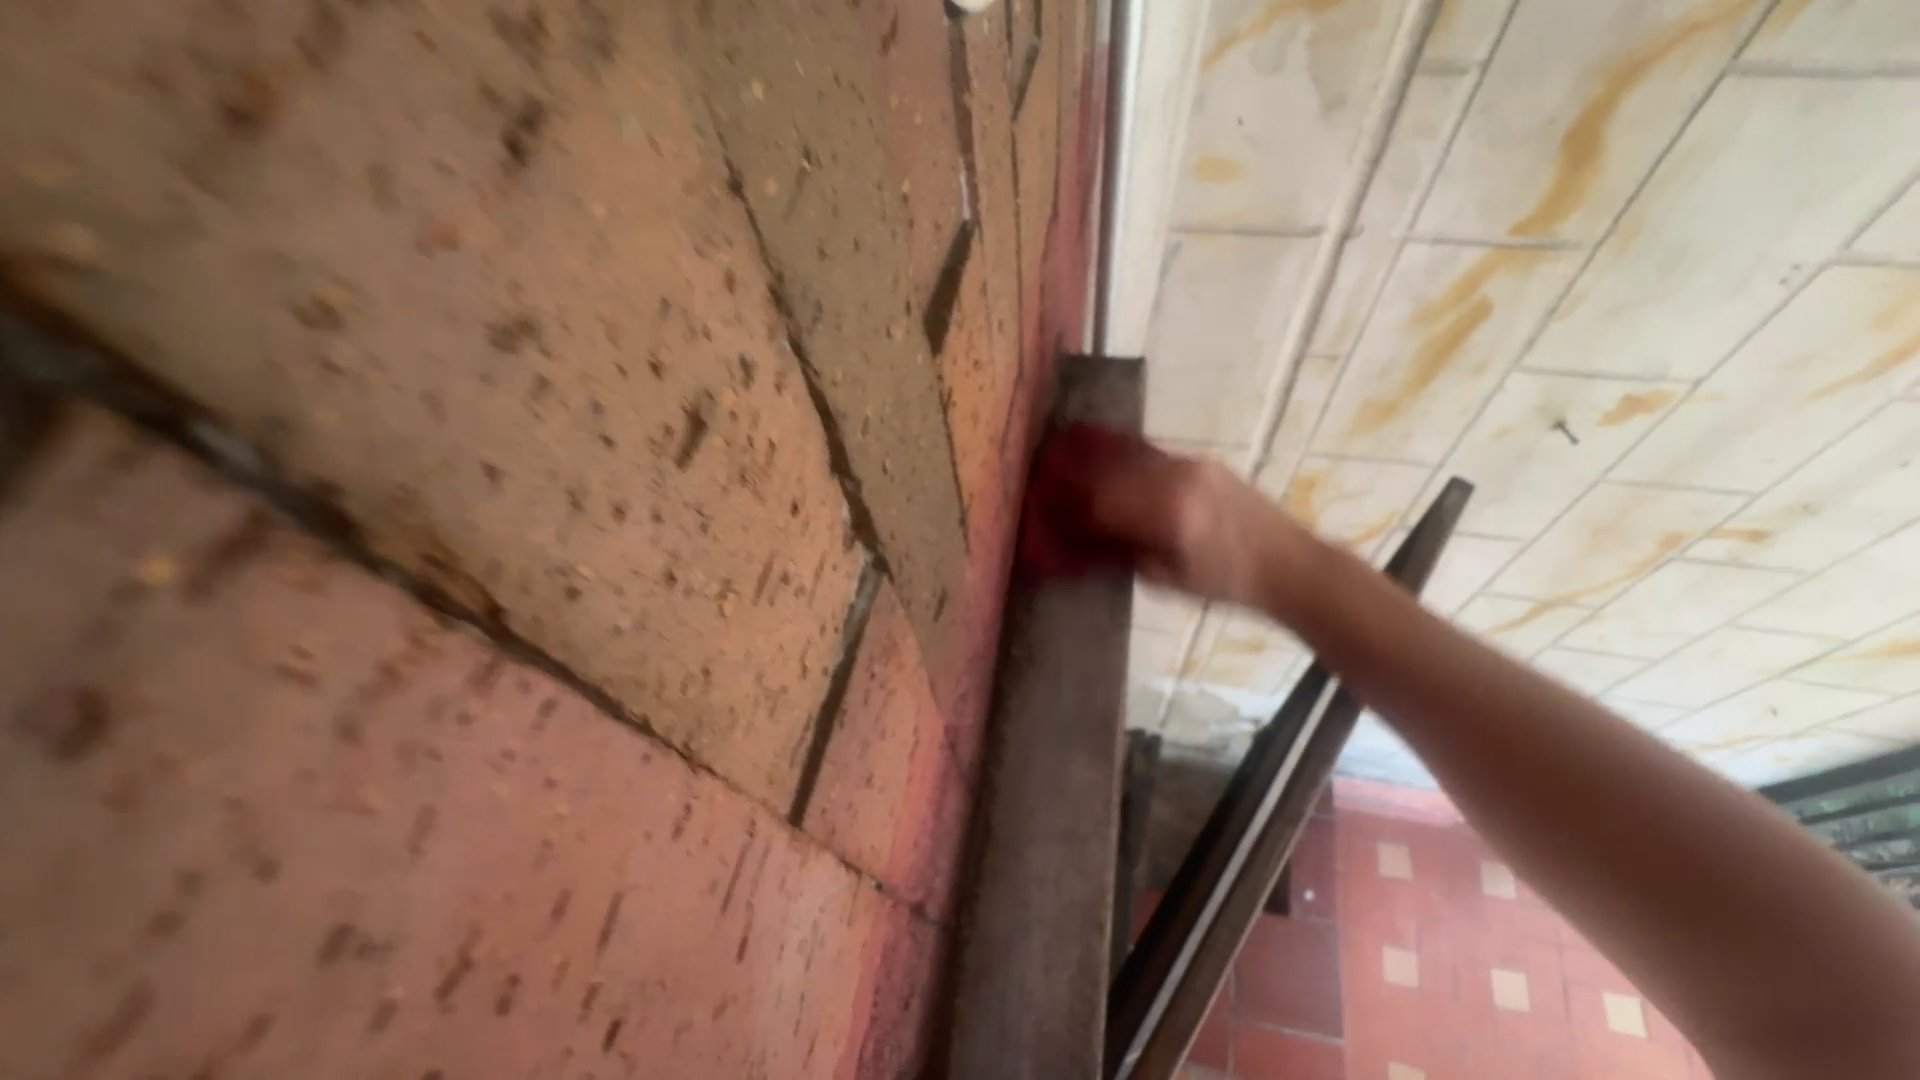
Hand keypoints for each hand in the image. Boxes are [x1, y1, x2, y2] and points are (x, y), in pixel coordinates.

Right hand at [1022, 425, 1306, 610]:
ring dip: (1103, 465)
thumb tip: (1093, 539)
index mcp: (1169, 513)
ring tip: (1075, 470)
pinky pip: (1155, 458)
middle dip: (1079, 478)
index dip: (1072, 504)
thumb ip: (1128, 554)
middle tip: (1051, 483)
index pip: (1104, 500)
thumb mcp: (1170, 580)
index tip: (1048, 505)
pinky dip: (1130, 464)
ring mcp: (1194, 465)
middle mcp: (1179, 478)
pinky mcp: (1204, 463)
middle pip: (1114, 471)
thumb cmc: (1229, 585)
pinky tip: (1115, 471)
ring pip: (1134, 459)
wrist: (1290, 565)